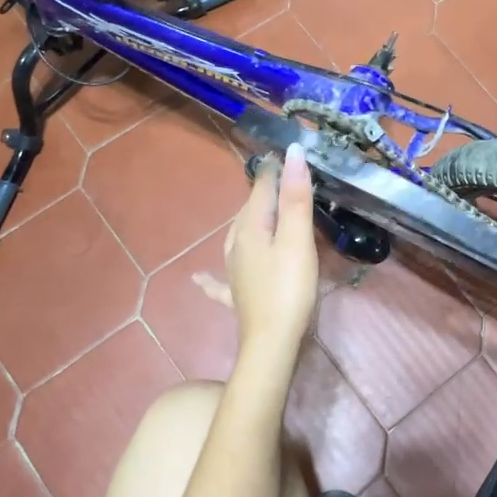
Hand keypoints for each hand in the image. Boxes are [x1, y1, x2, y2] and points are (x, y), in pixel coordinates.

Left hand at [226, 143, 318, 351]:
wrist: (271, 343)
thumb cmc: (289, 288)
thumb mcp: (297, 240)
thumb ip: (295, 197)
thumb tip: (292, 152)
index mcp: (250, 228)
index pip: (261, 188)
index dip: (276, 169)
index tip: (291, 152)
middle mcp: (236, 244)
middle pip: (249, 210)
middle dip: (266, 193)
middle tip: (288, 180)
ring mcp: (233, 271)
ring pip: (239, 235)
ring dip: (251, 220)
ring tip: (265, 211)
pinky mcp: (237, 295)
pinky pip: (220, 279)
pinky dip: (213, 274)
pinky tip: (199, 279)